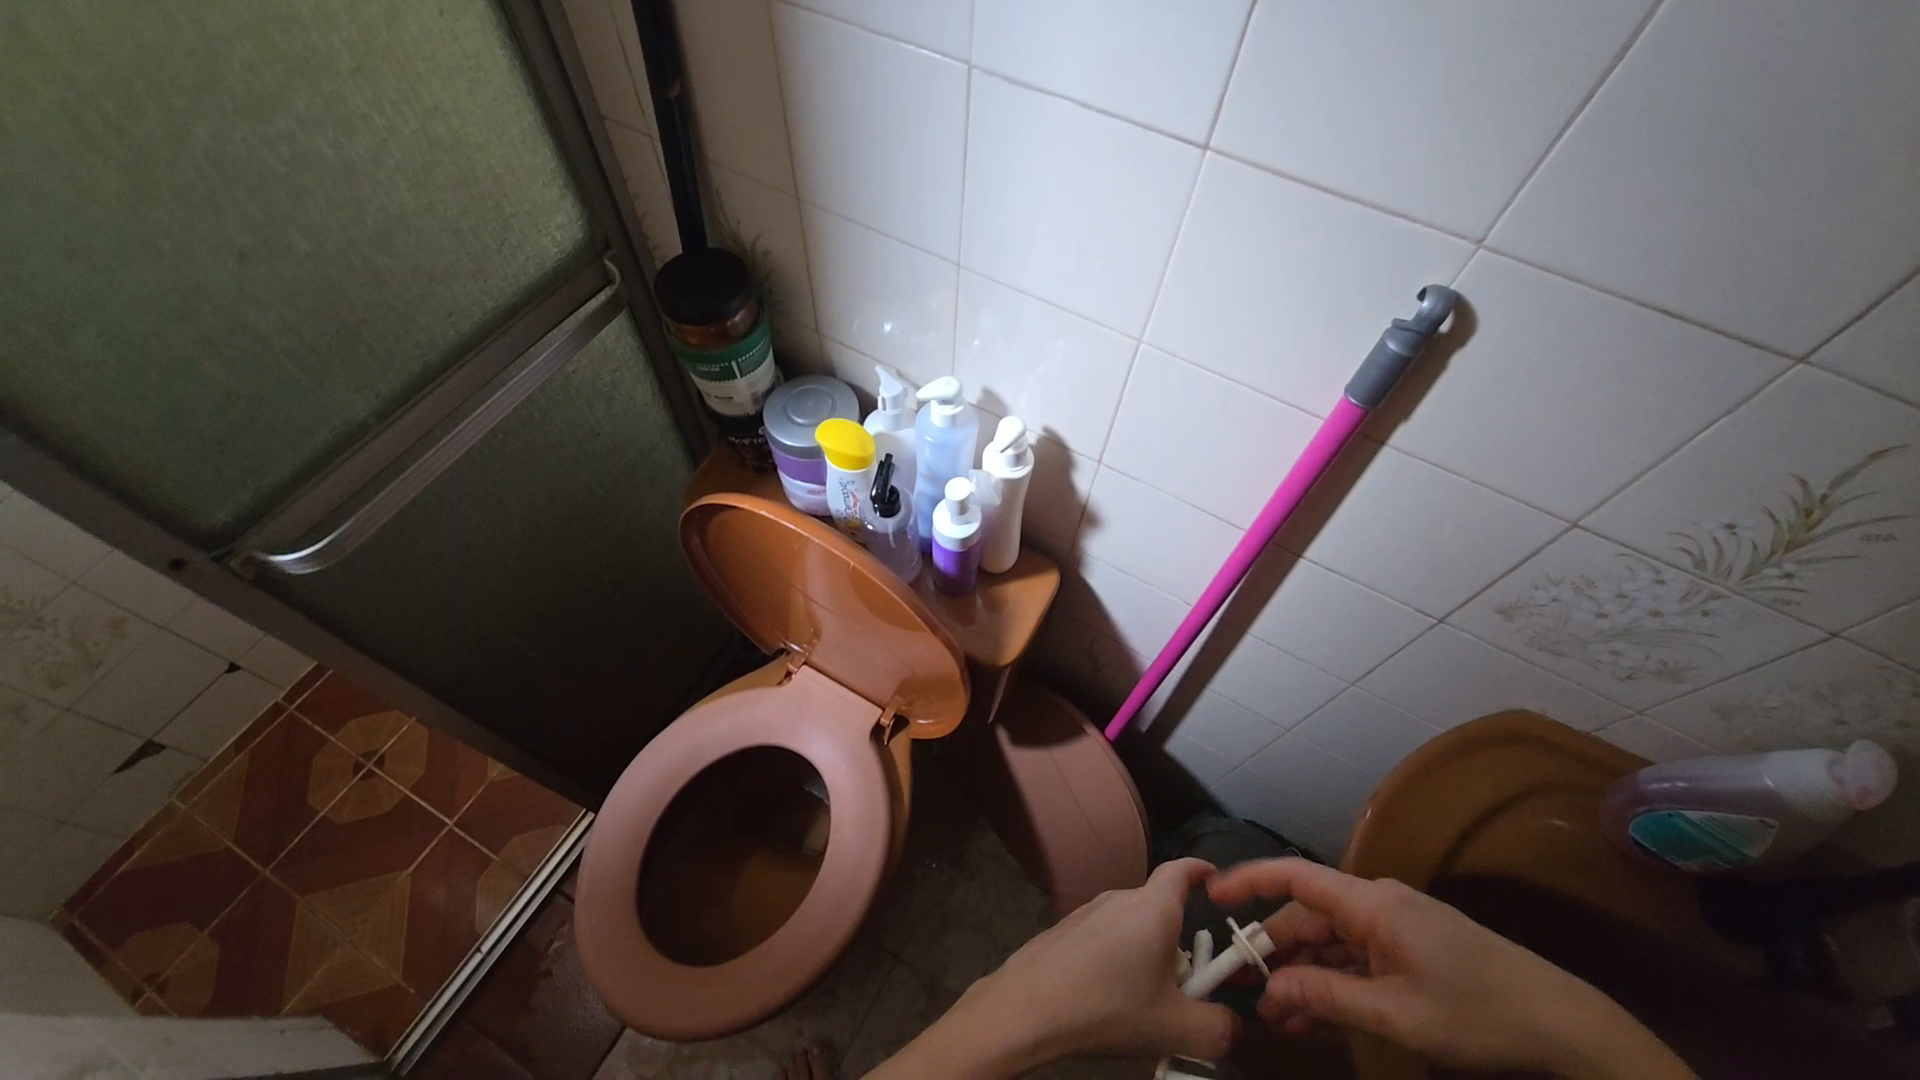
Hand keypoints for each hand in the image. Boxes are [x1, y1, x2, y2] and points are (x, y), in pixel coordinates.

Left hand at [867, 859, 1235, 1077]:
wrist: (1027, 1008)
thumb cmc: (1109, 1007)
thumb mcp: (1179, 1029)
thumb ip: (1219, 1027)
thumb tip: (1230, 1024)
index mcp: (1152, 908)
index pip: (1182, 870)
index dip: (1202, 872)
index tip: (1216, 882)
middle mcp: (1119, 898)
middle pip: (1159, 907)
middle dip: (1178, 938)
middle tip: (1190, 982)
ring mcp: (1086, 911)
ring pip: (1130, 925)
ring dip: (1145, 953)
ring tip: (1147, 1000)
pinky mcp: (1062, 930)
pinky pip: (1102, 938)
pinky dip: (1115, 959)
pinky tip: (1108, 998)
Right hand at [1208, 858, 1693, 1079]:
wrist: (1564, 1023)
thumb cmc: (1478, 1013)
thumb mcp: (1397, 1014)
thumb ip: (1327, 997)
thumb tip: (1268, 992)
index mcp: (1371, 904)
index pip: (1294, 876)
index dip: (1248, 879)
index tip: (1211, 894)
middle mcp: (1376, 903)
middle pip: (1307, 916)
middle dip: (1273, 953)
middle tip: (1245, 995)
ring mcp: (1393, 923)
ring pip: (1329, 940)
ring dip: (1302, 974)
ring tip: (1278, 1018)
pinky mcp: (1408, 944)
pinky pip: (1354, 954)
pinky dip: (1331, 979)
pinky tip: (1314, 1012)